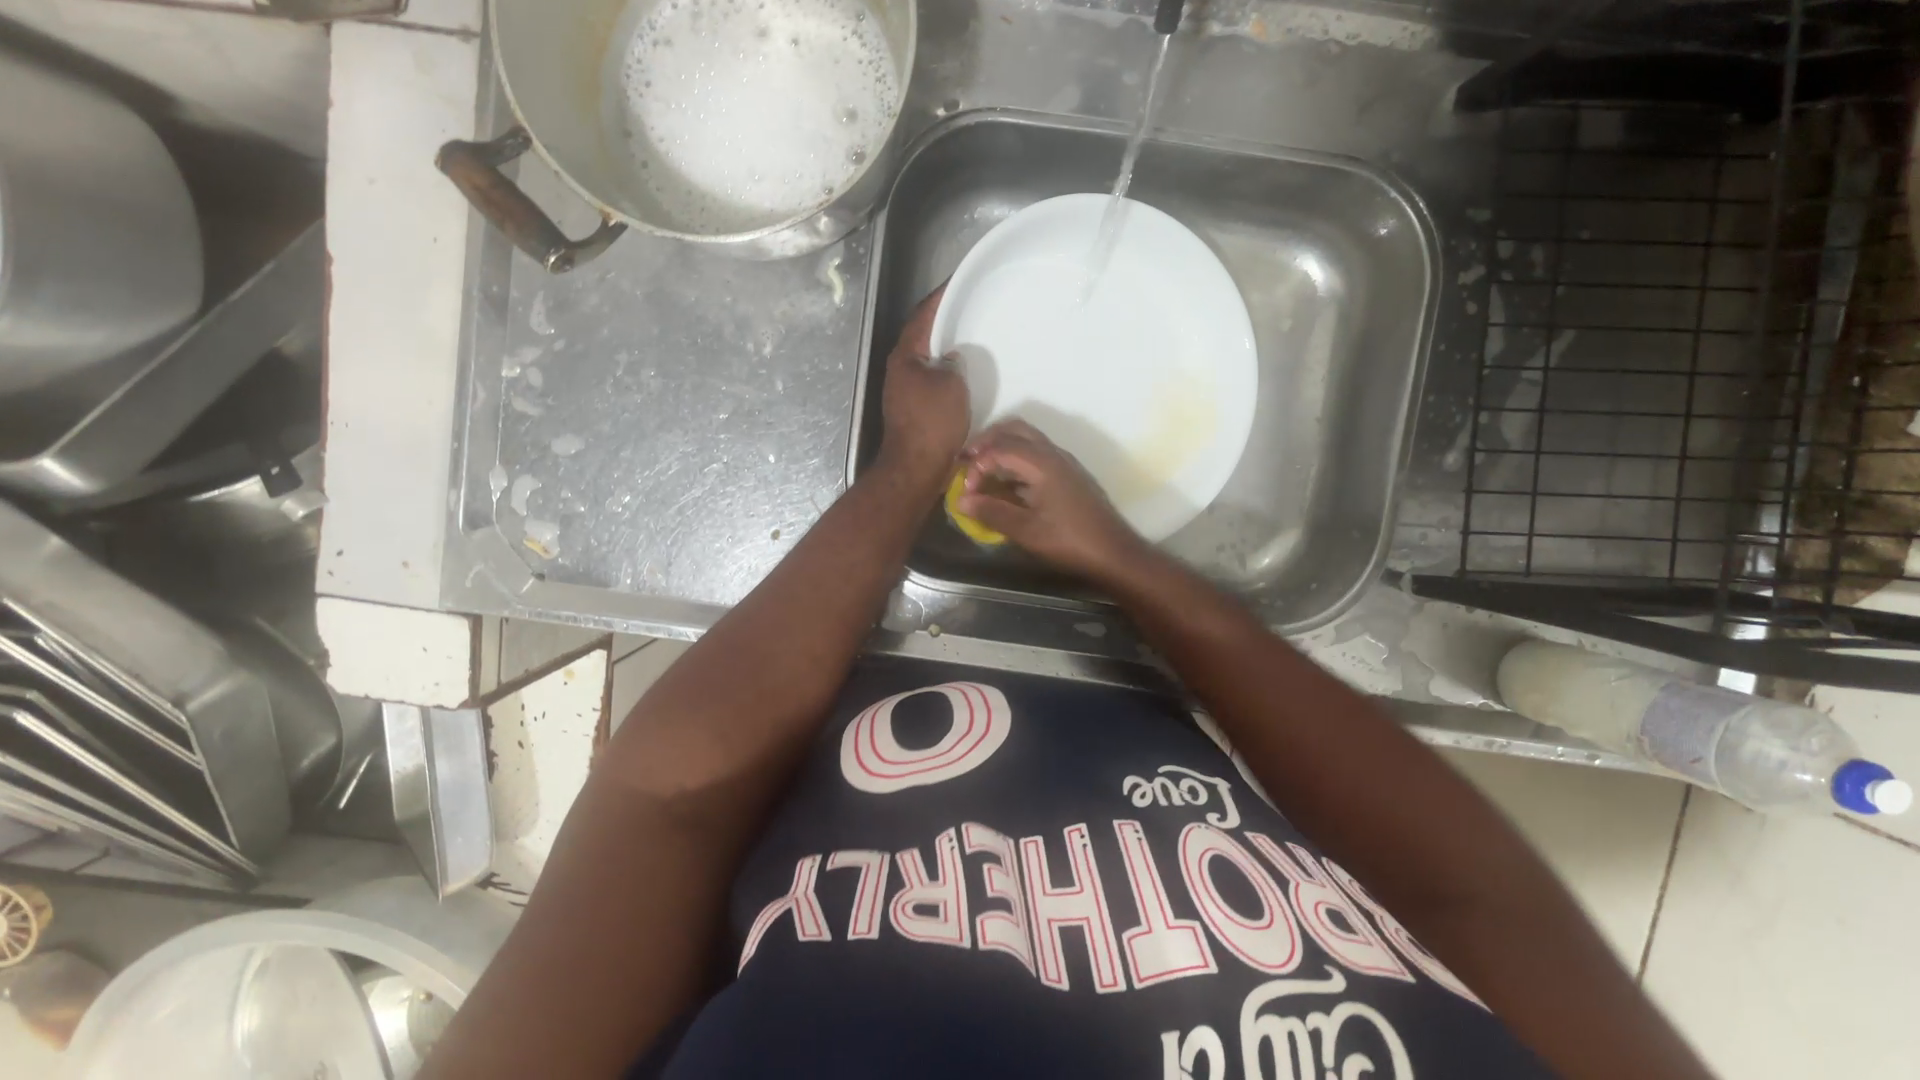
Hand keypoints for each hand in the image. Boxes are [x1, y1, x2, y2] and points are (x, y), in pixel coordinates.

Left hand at [879, 286, 968, 487]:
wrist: (917, 468)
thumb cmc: (933, 422)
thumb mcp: (951, 385)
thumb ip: (953, 363)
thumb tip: (952, 360)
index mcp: (906, 355)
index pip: (924, 315)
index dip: (941, 296)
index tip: (960, 281)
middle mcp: (901, 369)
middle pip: (924, 336)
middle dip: (946, 322)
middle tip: (972, 308)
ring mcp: (905, 391)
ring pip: (930, 360)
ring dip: (949, 349)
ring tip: (975, 338)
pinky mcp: (915, 410)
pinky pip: (935, 382)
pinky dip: (950, 374)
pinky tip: (969, 375)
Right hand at [956, 420, 1150, 581]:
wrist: (1114, 553)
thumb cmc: (1070, 542)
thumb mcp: (1027, 531)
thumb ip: (992, 512)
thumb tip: (961, 501)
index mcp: (1043, 463)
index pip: (1000, 448)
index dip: (977, 465)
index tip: (966, 490)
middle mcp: (1054, 454)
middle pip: (1014, 430)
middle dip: (987, 442)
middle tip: (967, 463)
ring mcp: (1064, 463)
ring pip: (1027, 440)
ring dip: (1002, 449)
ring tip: (982, 473)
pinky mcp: (1068, 475)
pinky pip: (1037, 455)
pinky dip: (1016, 461)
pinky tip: (1006, 486)